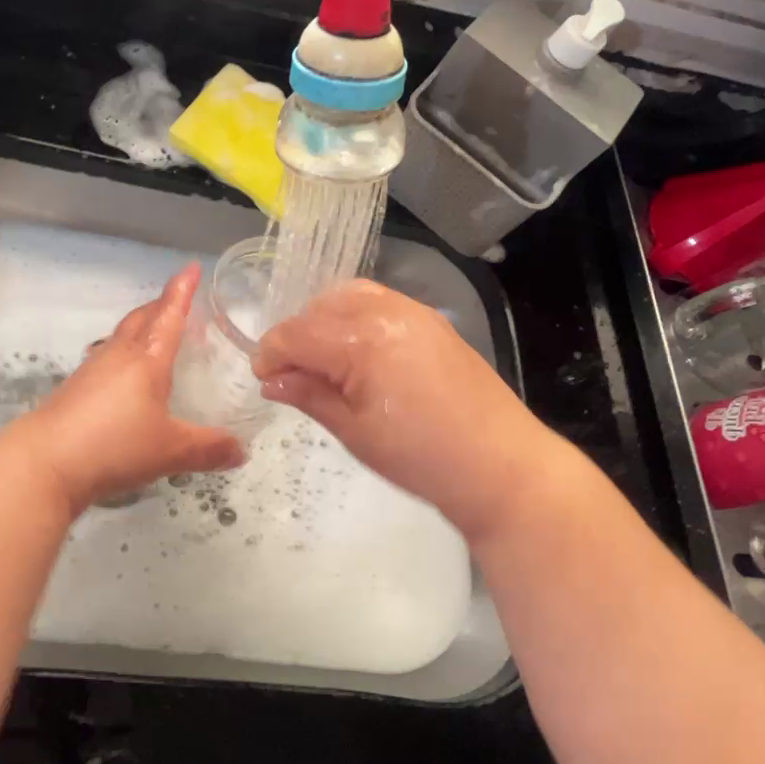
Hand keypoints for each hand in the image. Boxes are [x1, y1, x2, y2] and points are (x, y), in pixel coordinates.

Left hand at [7, 264, 245, 514]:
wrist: (44, 463)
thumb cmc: (113, 445)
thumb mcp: (170, 450)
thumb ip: (208, 449)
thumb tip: (242, 451)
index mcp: (146, 360)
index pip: (169, 315)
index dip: (182, 291)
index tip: (191, 267)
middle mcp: (118, 356)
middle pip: (141, 319)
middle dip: (161, 306)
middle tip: (178, 301)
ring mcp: (91, 372)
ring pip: (121, 338)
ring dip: (140, 329)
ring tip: (156, 336)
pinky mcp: (75, 391)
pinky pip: (107, 360)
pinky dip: (124, 357)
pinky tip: (127, 378)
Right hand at [253, 279, 567, 538]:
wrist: (501, 467)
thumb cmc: (422, 458)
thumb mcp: (355, 433)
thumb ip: (310, 396)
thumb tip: (271, 380)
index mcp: (363, 340)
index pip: (296, 332)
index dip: (270, 353)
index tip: (263, 379)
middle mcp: (386, 312)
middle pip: (319, 308)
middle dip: (297, 336)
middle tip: (292, 375)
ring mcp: (413, 311)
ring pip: (348, 296)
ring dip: (325, 320)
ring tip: (323, 361)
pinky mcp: (431, 321)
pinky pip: (379, 302)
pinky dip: (355, 317)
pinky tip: (357, 353)